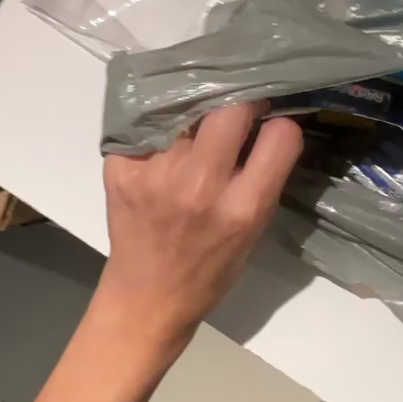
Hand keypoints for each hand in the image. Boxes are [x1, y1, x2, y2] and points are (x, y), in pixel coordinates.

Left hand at [95, 102, 301, 350]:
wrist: (147, 297)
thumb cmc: (211, 269)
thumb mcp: (254, 230)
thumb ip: (262, 177)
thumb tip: (268, 123)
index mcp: (242, 209)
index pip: (280, 137)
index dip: (281, 125)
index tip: (272, 124)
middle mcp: (199, 188)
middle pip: (231, 109)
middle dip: (241, 104)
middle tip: (238, 111)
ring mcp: (156, 175)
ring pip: (188, 111)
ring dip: (199, 115)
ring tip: (198, 129)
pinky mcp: (121, 169)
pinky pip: (150, 125)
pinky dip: (162, 129)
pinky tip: (165, 146)